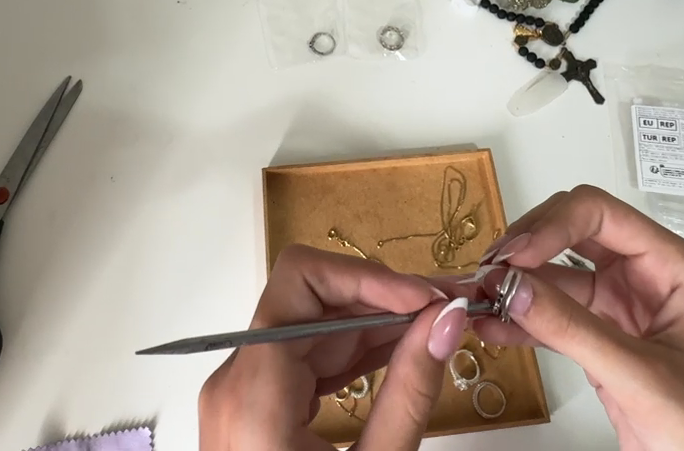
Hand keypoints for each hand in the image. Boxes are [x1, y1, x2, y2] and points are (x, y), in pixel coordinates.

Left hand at [199, 245, 468, 450]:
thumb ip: (409, 391)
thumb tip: (447, 319)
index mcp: (251, 389)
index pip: (301, 282)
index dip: (365, 276)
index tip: (425, 295)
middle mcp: (237, 377)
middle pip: (308, 299)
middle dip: (381, 294)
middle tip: (446, 303)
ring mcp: (243, 392)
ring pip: (312, 325)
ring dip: (375, 320)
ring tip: (436, 323)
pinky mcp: (257, 408)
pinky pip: (308, 359)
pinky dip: (355, 351)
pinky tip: (401, 352)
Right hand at [469, 186, 683, 450]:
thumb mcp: (644, 377)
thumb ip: (575, 330)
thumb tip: (511, 284)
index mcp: (667, 264)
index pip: (598, 213)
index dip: (551, 225)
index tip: (513, 257)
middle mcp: (640, 274)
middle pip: (569, 232)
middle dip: (526, 248)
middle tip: (488, 272)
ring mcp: (618, 307)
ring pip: (554, 275)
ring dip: (515, 284)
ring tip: (476, 298)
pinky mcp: (601, 341)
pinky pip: (553, 317)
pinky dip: (521, 320)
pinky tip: (492, 328)